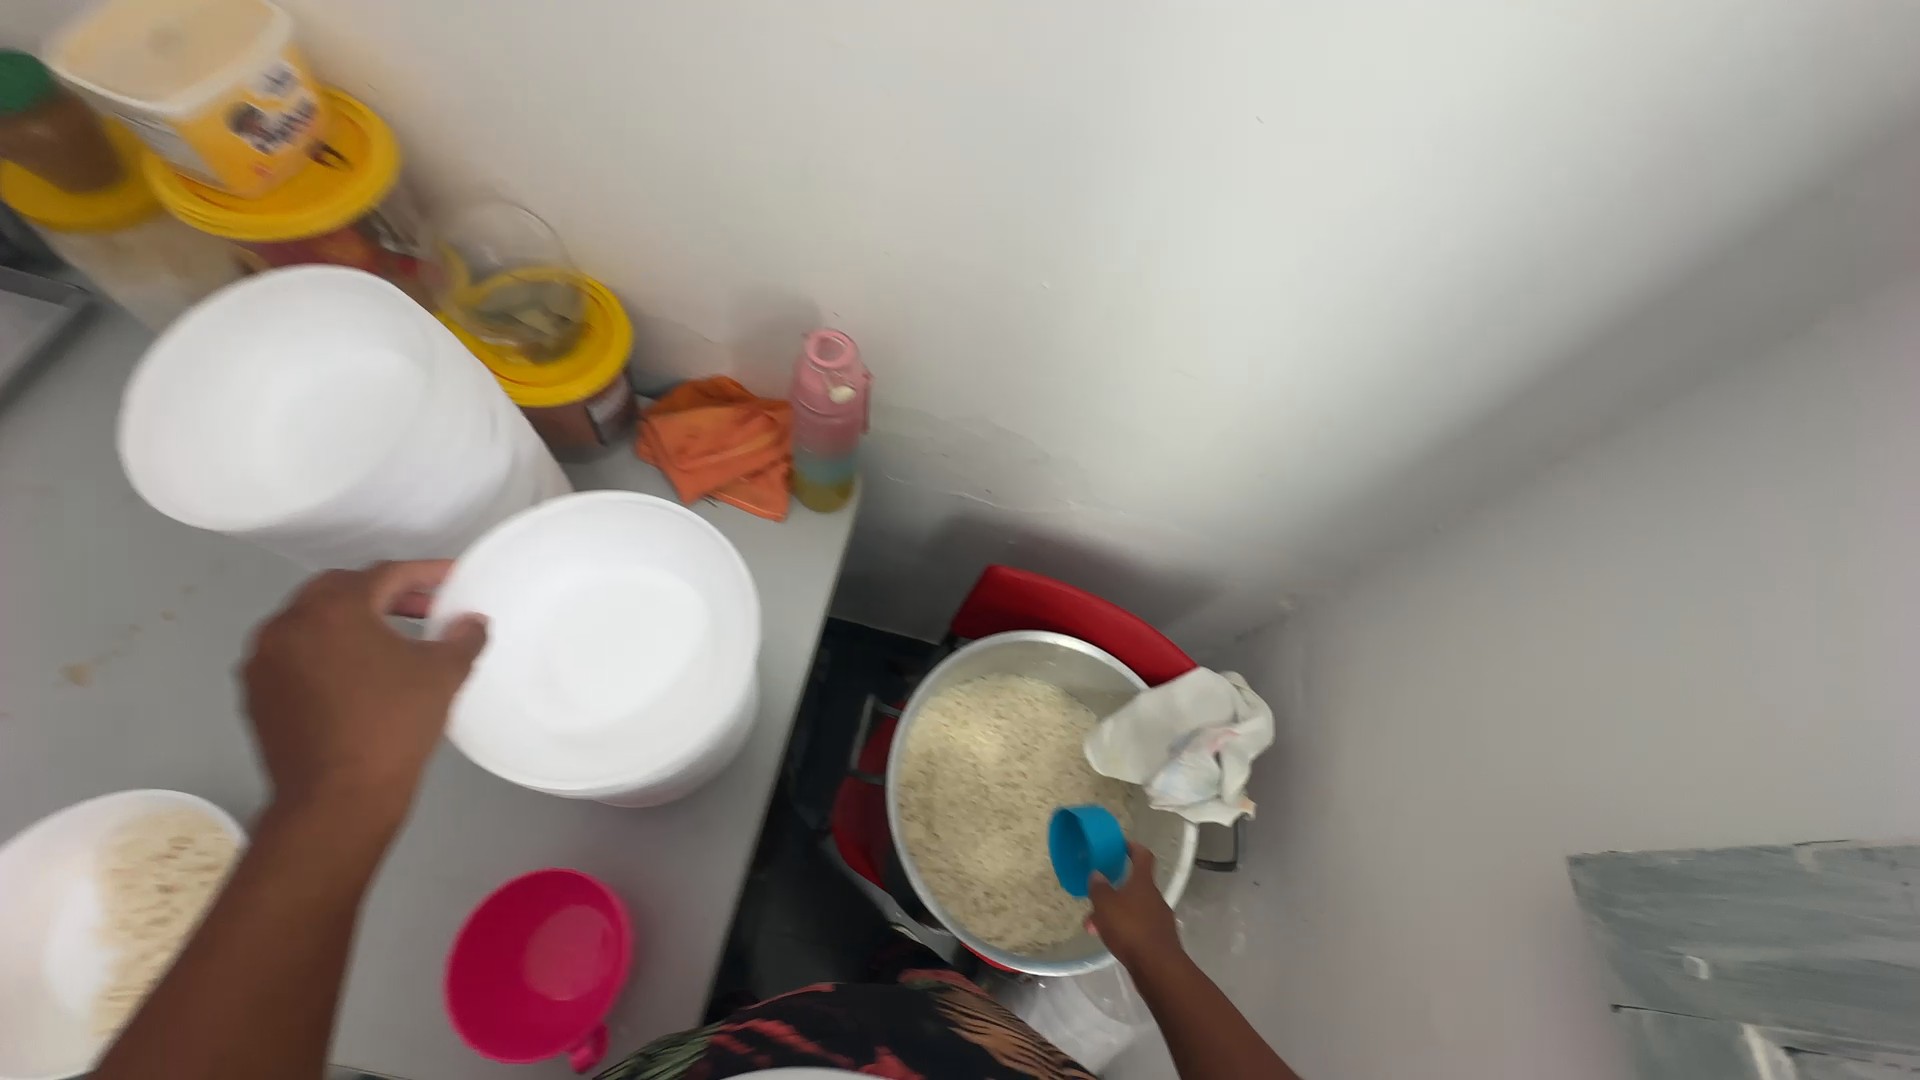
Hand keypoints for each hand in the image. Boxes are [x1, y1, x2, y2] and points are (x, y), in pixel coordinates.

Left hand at [241, 561, 486, 812]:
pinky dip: (330, 648)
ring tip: (394, 639)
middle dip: (386, 591)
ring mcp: (264, 659)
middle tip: (426, 607)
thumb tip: (471, 621)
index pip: (386, 573)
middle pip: (341, 588)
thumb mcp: (445, 672)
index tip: (455, 578)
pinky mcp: (257, 692)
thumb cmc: (395, 722)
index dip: (426, 572)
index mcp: (334, 609)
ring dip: (354, 619)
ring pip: (313, 620)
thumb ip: (464, 636)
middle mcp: (287, 624)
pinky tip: (361, 672)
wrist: (337, 796)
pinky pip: (297, 651)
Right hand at [1088, 841, 1182, 968]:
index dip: (1133, 847)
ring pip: (1133, 909)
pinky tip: (1110, 941)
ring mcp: (1159, 920)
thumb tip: (1097, 874)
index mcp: (1143, 883)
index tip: (1121, 845)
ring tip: (1093, 926)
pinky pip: (1138, 928)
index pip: (1143, 856)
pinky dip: (1124, 930)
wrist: (1159, 969)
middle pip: (1135, 885)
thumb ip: (1099, 888)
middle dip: (1114, 890)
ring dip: (1115, 914)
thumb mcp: (1106, 905)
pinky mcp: (1160, 941)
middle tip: (1096, 897)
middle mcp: (1154, 897)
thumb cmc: (1131, 929)